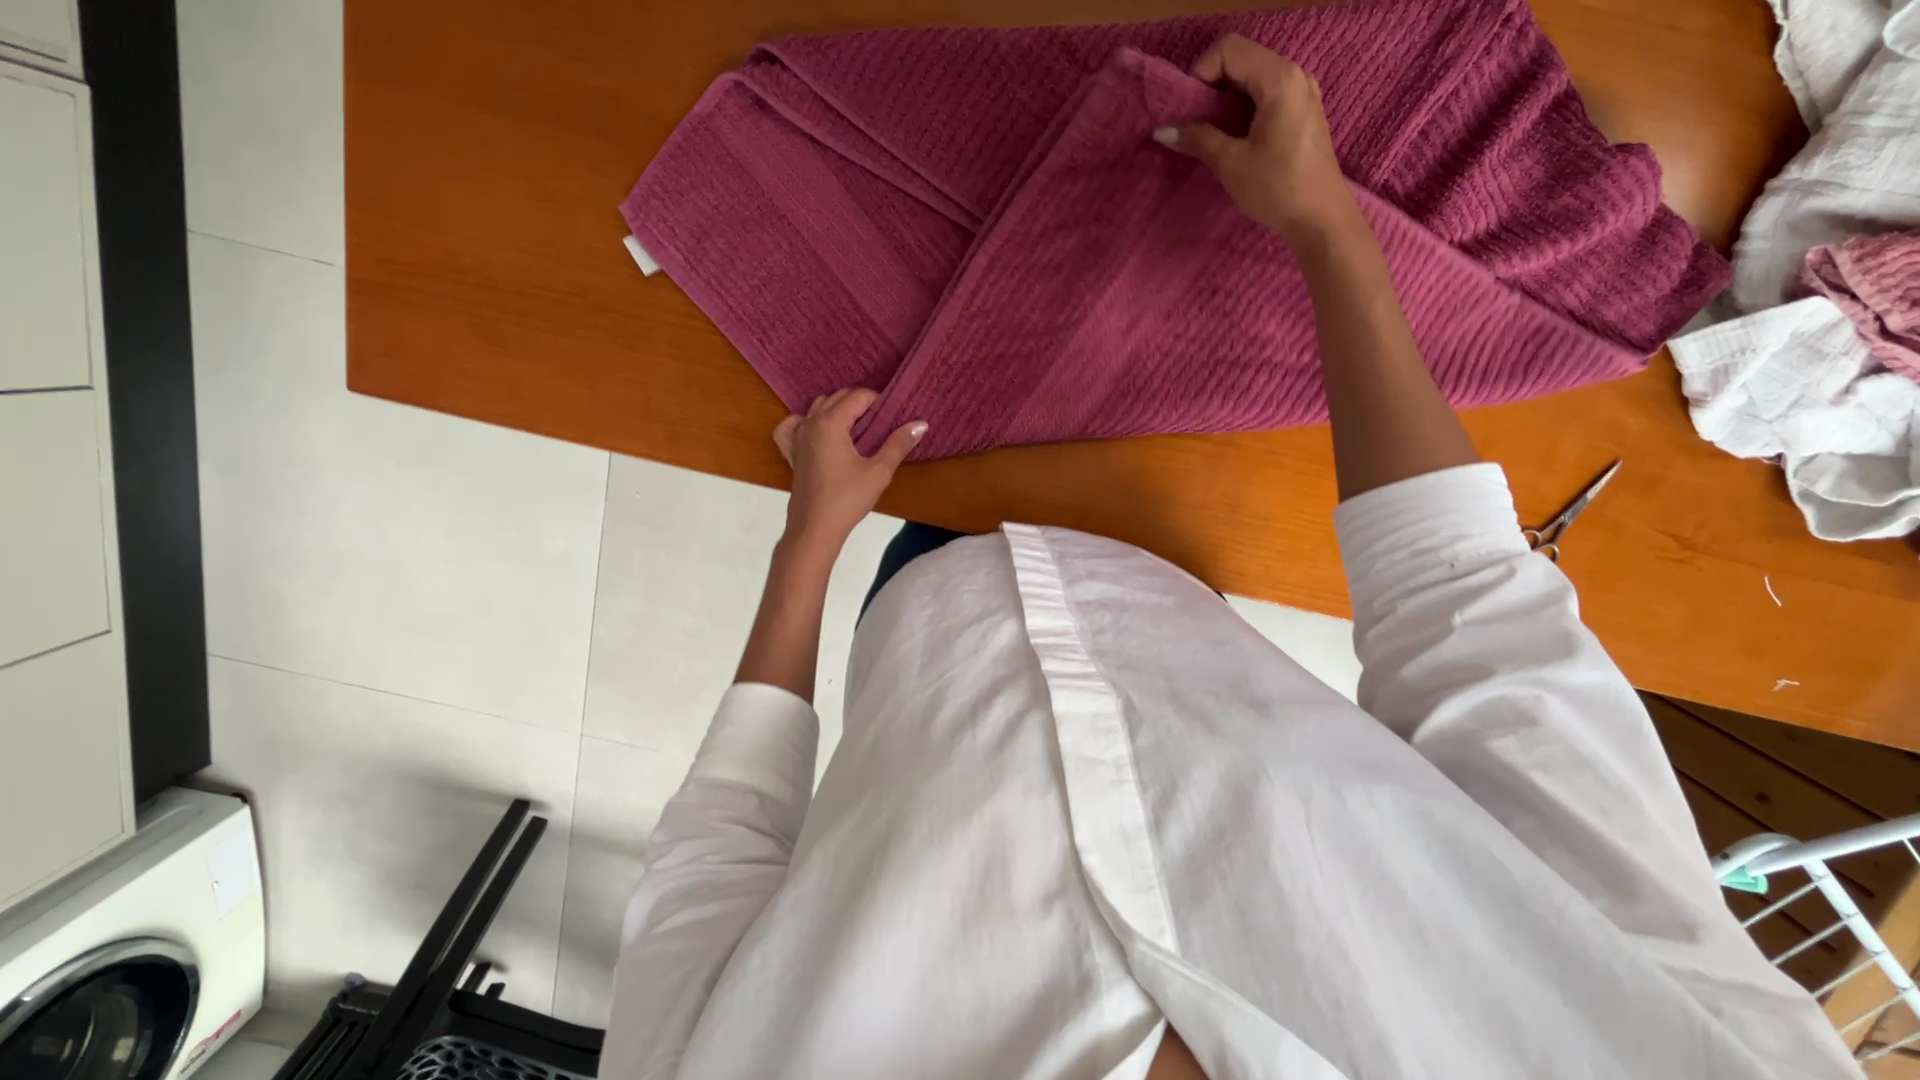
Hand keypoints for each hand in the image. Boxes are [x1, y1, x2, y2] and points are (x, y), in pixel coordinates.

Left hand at [772, 388, 926, 554]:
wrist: (815, 528)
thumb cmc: (848, 499)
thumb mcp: (879, 471)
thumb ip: (898, 443)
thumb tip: (920, 424)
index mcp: (831, 423)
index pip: (858, 396)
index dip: (878, 401)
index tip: (893, 415)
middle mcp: (811, 423)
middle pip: (838, 397)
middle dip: (860, 404)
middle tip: (881, 423)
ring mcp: (797, 437)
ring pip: (817, 407)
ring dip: (837, 410)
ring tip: (857, 429)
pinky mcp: (791, 452)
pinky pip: (792, 426)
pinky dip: (804, 421)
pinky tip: (816, 430)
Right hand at [1153, 35, 1356, 242]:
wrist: (1321, 219)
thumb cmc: (1277, 189)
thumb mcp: (1231, 162)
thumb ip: (1197, 138)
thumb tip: (1162, 130)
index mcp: (1279, 79)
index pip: (1229, 50)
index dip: (1200, 73)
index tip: (1187, 109)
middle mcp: (1295, 75)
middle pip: (1241, 60)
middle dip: (1211, 86)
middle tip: (1192, 121)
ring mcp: (1302, 93)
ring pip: (1252, 78)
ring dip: (1225, 100)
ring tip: (1210, 132)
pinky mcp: (1302, 112)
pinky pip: (1266, 95)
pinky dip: (1243, 108)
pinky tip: (1233, 138)